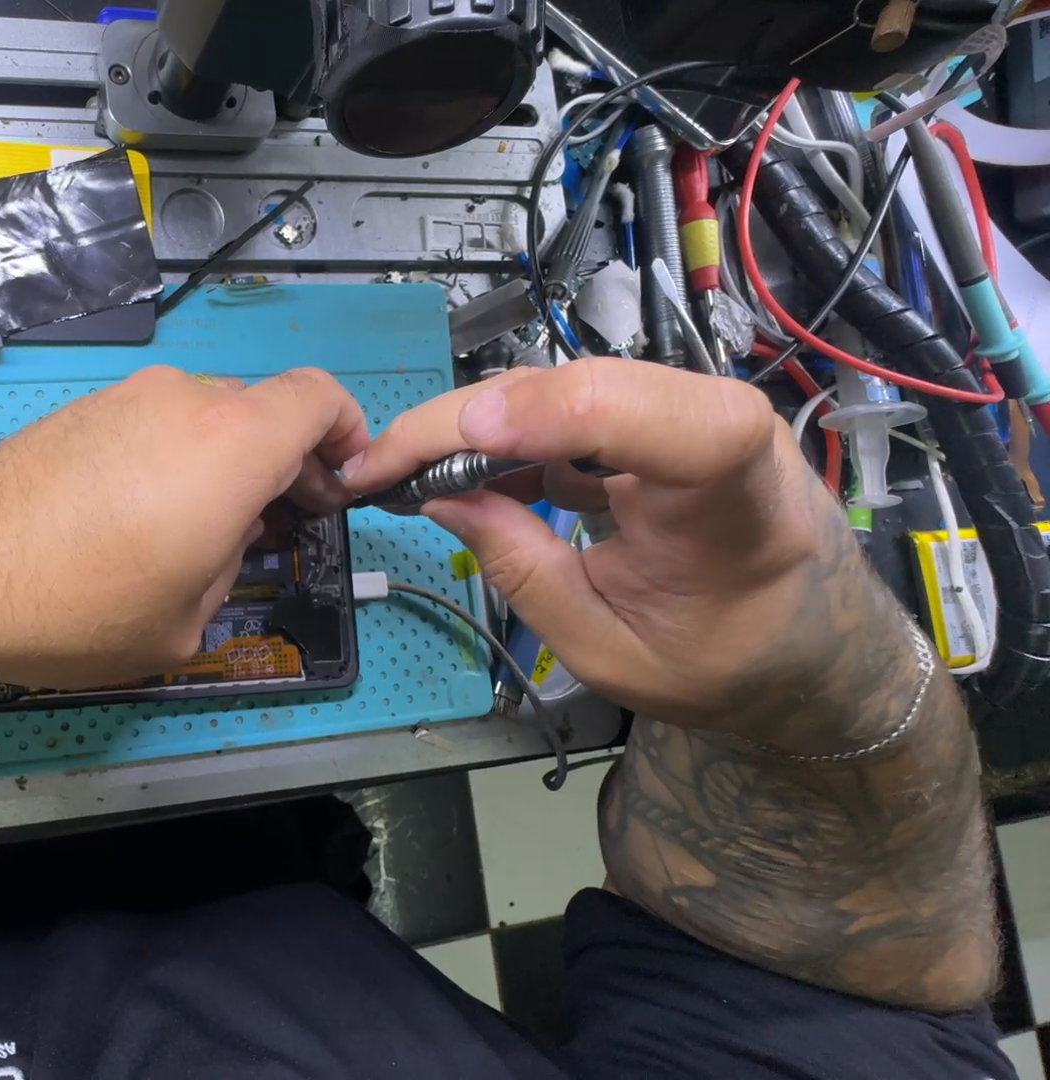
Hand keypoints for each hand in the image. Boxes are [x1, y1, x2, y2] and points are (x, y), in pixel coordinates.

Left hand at [0, 365, 369, 690]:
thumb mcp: (184, 623)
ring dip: (220, 464)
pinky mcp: (79, 411)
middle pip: (260, 412)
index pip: (320, 398)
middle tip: (268, 526)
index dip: (346, 434)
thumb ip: (229, 564)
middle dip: (280, 465)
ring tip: (191, 532)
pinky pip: (151, 423)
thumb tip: (223, 536)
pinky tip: (134, 516)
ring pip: (202, 419)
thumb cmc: (78, 608)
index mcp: (231, 445)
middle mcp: (181, 401)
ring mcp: (123, 398)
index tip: (338, 482)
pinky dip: (169, 458)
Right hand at [344, 358, 908, 751]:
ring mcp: (683, 417)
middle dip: (464, 421)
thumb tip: (435, 494)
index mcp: (732, 507)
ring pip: (557, 387)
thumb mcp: (599, 644)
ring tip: (397, 467)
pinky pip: (559, 408)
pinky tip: (453, 468)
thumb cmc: (715, 664)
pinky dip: (495, 435)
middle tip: (375, 465)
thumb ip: (518, 566)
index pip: (670, 425)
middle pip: (581, 389)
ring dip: (466, 424)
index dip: (564, 414)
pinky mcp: (650, 422)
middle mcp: (719, 435)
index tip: (465, 440)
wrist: (806, 651)